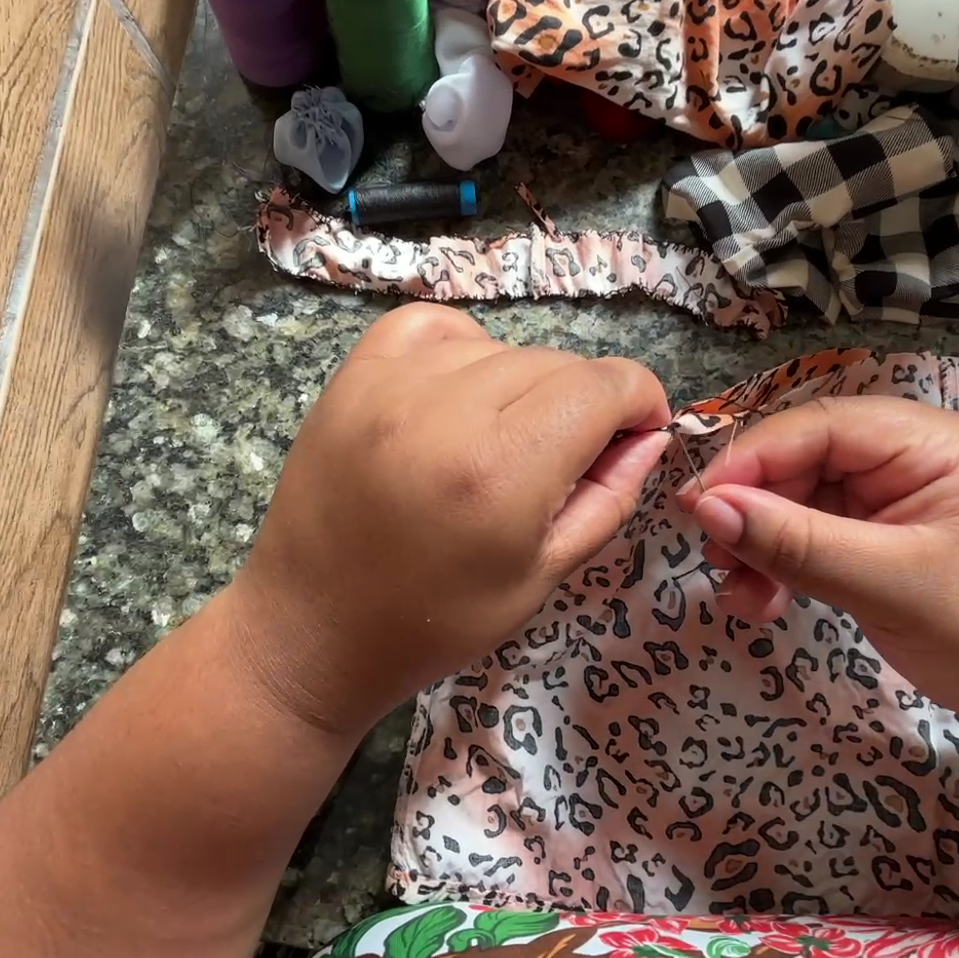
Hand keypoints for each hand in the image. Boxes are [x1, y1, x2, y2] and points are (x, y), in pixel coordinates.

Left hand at [229, 304, 670, 737]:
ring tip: (500, 436)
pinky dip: (462, 349)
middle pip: (557, 362)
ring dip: (522, 383)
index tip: (636, 432)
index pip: (603, 385)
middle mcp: (446, 411)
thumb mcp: (542, 577)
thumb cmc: (433, 623)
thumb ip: (608, 498)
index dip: (639, 401)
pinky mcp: (350, 377)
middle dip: (584, 402)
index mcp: (501, 471)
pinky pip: (431, 327)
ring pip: (500, 346)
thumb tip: (648, 436)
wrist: (310, 630)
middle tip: (564, 457)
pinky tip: (457, 394)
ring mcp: (389, 386)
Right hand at [680, 396, 958, 735]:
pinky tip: (764, 602)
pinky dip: (784, 566)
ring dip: (762, 544)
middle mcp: (915, 459)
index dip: (752, 457)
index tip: (698, 504)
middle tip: (714, 558)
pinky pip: (815, 536)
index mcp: (938, 444)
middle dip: (753, 509)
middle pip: (805, 460)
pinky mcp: (885, 540)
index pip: (824, 425)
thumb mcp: (892, 587)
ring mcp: (898, 501)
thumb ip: (795, 542)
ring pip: (801, 501)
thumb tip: (705, 506)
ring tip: (739, 594)